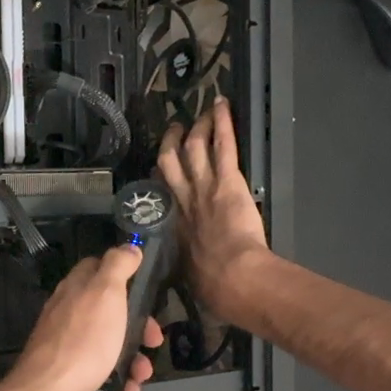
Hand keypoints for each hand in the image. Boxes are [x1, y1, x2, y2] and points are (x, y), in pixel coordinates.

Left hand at [0, 246, 163, 390]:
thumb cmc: (83, 342)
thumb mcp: (106, 295)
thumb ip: (117, 267)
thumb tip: (129, 247)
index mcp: (75, 289)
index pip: (98, 267)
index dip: (124, 274)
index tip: (147, 289)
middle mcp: (68, 312)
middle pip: (110, 309)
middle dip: (138, 325)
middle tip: (154, 340)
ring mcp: (68, 344)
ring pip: (110, 342)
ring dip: (133, 357)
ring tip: (142, 374)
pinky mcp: (70, 373)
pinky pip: (101, 370)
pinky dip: (119, 379)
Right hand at [157, 98, 271, 324]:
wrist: (231, 277)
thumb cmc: (210, 285)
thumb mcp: (186, 275)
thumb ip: (184, 265)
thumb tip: (185, 275)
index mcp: (171, 223)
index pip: (159, 191)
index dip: (159, 175)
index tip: (160, 167)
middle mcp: (181, 199)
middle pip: (170, 161)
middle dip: (171, 142)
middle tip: (174, 129)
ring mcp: (203, 186)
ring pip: (195, 147)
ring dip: (198, 127)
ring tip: (201, 113)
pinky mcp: (227, 181)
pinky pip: (223, 145)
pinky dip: (222, 123)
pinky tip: (222, 106)